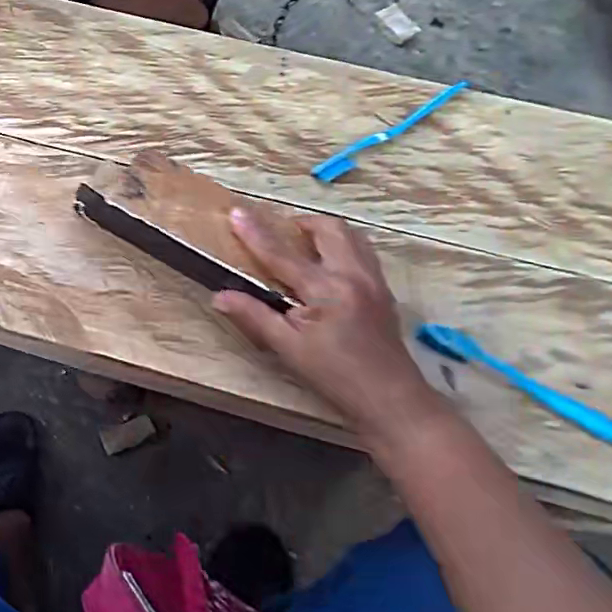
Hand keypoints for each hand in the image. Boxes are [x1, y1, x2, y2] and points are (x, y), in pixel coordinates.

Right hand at [210, 208, 446, 440]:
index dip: (255, 234)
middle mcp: (353, 274)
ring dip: (325, 232)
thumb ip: (255, 316)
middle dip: (302, 224)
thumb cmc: (336, 377)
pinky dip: (343, 246)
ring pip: (351, 235)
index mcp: (327, 289)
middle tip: (282, 234)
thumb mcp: (289, 349)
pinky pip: (363, 251)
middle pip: (328, 228)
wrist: (390, 399)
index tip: (237, 213)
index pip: (282, 255)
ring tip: (305, 245)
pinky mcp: (383, 288)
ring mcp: (373, 278)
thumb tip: (221, 296)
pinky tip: (331, 267)